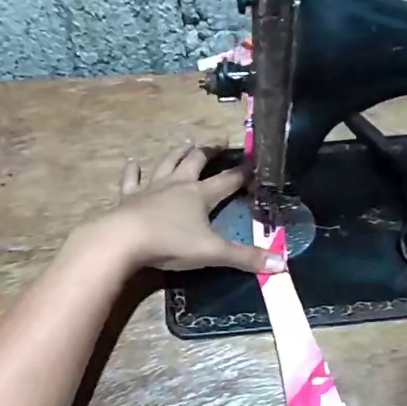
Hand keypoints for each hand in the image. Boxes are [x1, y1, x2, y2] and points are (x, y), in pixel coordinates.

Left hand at [83, 142, 281, 273]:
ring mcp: (151, 188)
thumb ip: (245, 258)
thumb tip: (282, 264)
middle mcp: (177, 185)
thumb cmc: (170, 244)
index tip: (255, 163)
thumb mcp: (212, 253)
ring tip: (185, 144)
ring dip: (177, 153)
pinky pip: (131, 180)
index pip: (228, 180)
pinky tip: (132, 163)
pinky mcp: (128, 198)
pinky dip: (132, 171)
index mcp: (200, 195)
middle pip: (195, 161)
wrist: (124, 241)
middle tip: (219, 142)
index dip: (243, 172)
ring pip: (166, 163)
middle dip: (209, 151)